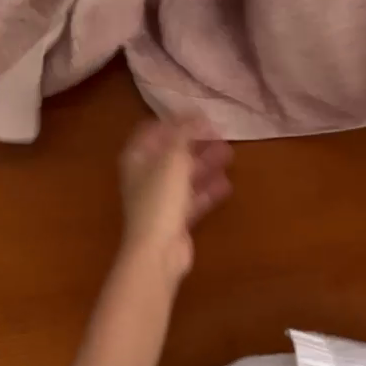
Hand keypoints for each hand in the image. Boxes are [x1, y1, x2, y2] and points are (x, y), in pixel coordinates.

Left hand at [118, 116, 232, 279]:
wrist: (157, 250)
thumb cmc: (160, 200)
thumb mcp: (172, 159)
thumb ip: (184, 133)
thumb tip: (196, 115)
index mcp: (137, 158)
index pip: (152, 131)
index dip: (175, 121)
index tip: (200, 117)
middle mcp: (145, 176)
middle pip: (171, 153)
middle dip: (196, 143)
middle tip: (221, 135)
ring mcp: (159, 199)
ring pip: (185, 176)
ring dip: (205, 165)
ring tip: (229, 155)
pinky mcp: (174, 219)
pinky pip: (193, 199)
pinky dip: (207, 191)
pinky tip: (227, 184)